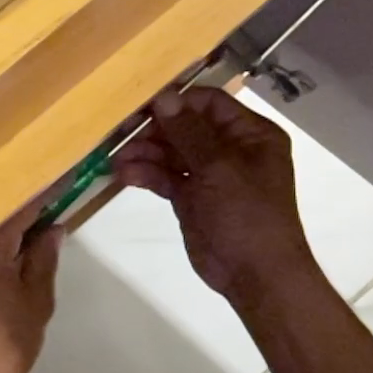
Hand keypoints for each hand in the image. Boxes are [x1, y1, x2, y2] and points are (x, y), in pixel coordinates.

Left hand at [0, 197, 64, 372]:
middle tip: (54, 191)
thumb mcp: (37, 301)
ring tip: (40, 212)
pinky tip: (16, 242)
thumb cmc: (6, 344)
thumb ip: (43, 260)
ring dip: (10, 221)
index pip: (18, 211)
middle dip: (25, 202)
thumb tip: (53, 228)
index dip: (43, 194)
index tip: (65, 177)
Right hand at [113, 87, 318, 304]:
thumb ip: (189, 132)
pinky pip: (165, 177)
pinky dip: (146, 174)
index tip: (142, 105)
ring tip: (116, 160)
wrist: (256, 275)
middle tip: (120, 132)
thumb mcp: (220, 168)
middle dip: (154, 131)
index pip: (210, 103)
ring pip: (171, 152)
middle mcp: (231, 149)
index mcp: (251, 134)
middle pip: (185, 127)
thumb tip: (164, 97)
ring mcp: (209, 174)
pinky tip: (124, 175)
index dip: (177, 102)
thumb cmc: (247, 214)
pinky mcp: (191, 197)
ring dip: (144, 153)